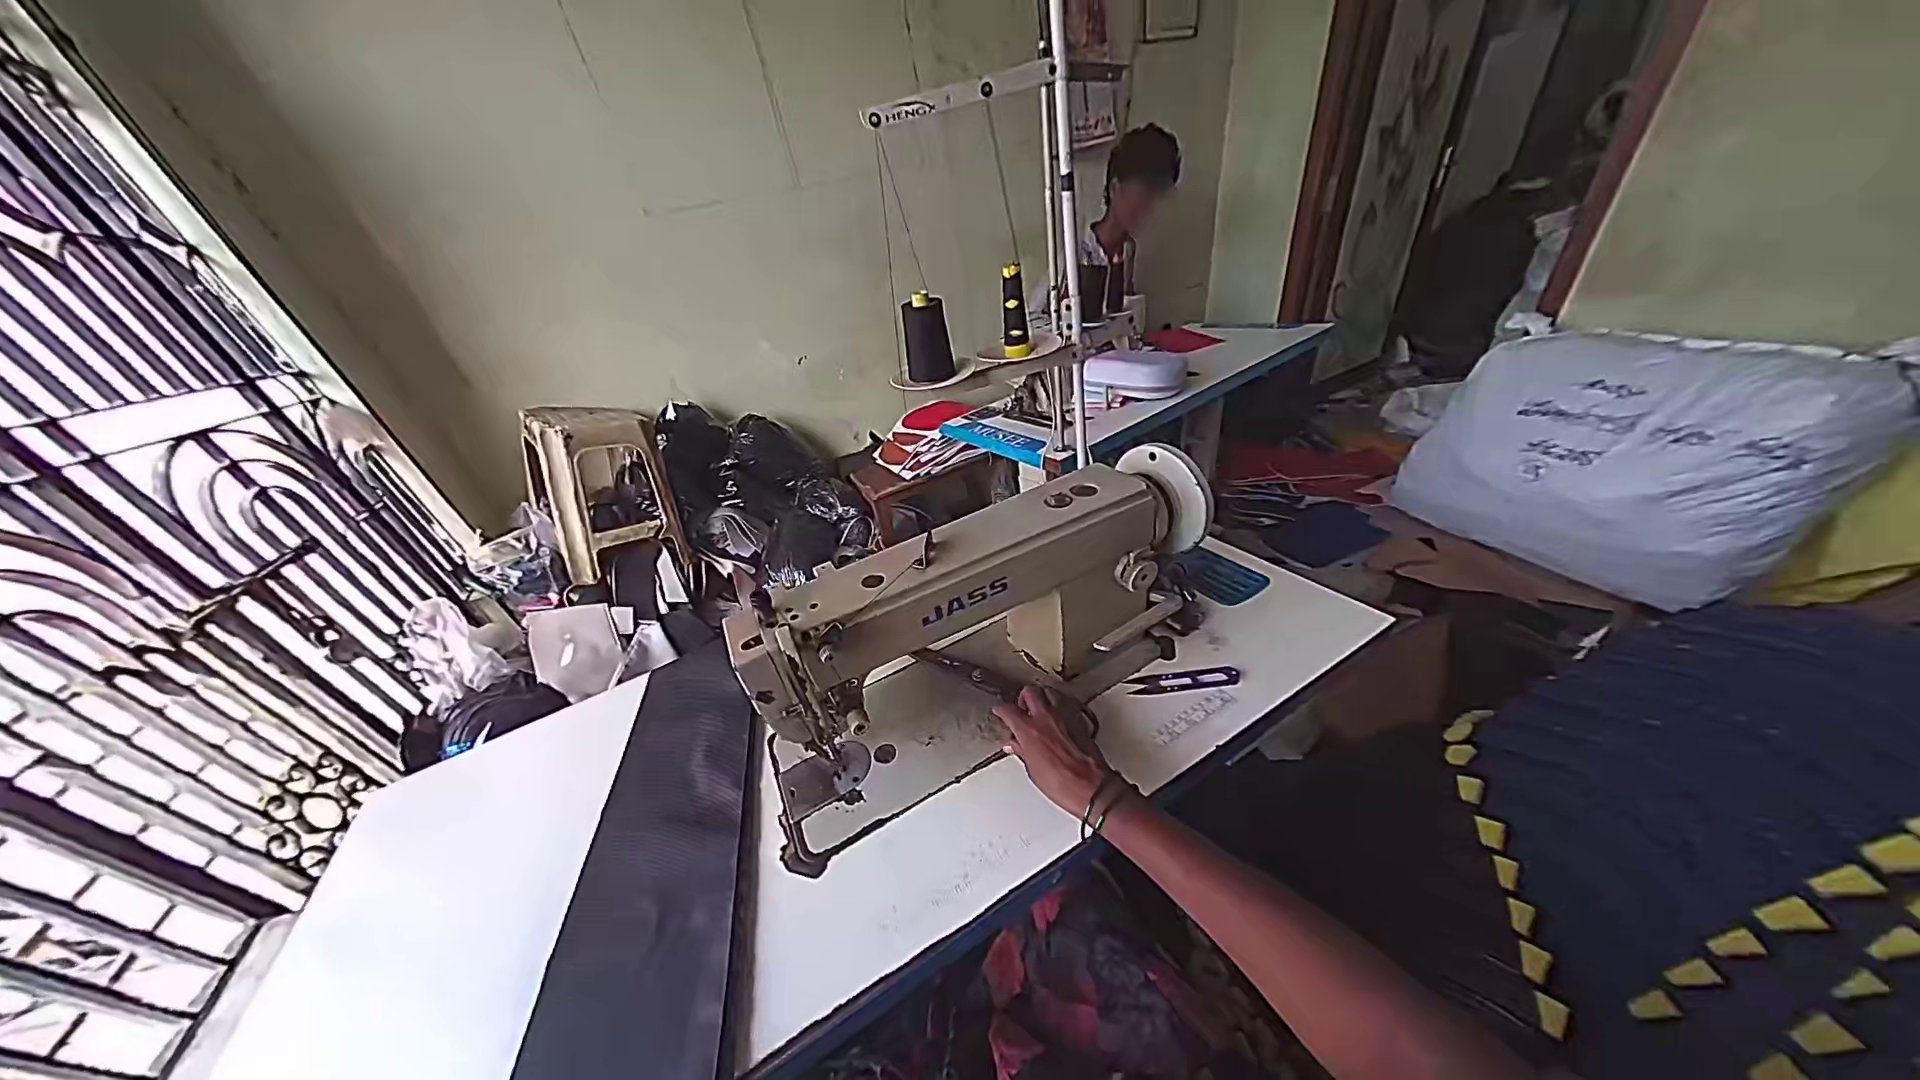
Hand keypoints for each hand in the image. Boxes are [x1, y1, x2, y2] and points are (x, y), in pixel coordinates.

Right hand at [994, 685, 1117, 817]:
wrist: (1090, 787)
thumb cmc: (1063, 782)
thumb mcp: (1033, 770)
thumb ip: (1022, 751)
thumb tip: (1015, 745)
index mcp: (1029, 730)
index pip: (1009, 710)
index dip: (1001, 710)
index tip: (1000, 711)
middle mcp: (1047, 718)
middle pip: (1030, 692)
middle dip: (1023, 697)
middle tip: (1021, 707)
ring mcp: (1065, 717)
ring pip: (1050, 694)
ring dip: (1042, 699)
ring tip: (1039, 710)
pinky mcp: (1079, 721)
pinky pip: (1066, 706)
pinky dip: (1058, 709)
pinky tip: (1057, 720)